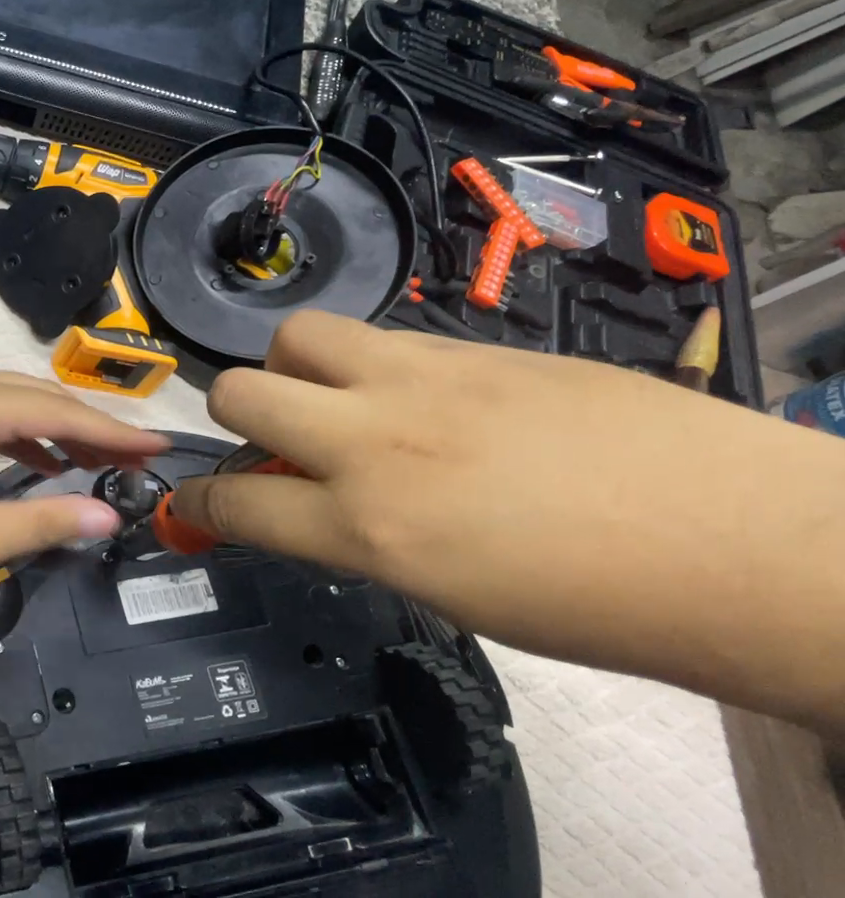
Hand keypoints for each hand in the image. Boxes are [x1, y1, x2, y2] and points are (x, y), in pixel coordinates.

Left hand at [0, 370, 168, 592]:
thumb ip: (46, 521)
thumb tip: (109, 517)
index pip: (60, 411)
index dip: (114, 432)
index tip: (158, 445)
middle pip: (38, 397)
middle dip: (89, 426)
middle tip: (133, 457)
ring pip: (11, 401)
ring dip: (54, 427)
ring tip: (95, 459)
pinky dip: (18, 433)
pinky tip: (39, 459)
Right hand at [170, 311, 844, 728]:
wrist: (744, 544)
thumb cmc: (594, 602)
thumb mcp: (441, 589)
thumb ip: (351, 532)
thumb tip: (303, 500)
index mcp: (366, 526)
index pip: (232, 502)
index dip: (196, 504)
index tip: (192, 504)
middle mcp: (374, 441)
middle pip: (238, 392)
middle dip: (234, 417)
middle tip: (271, 439)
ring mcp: (422, 380)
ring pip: (296, 334)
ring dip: (293, 368)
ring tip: (336, 397)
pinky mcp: (473, 346)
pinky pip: (382, 337)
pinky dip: (371, 365)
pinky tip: (419, 395)